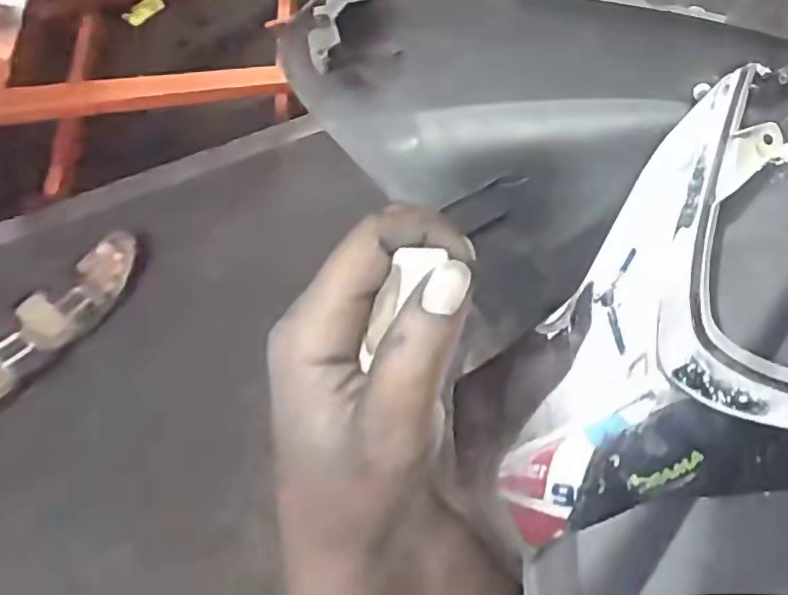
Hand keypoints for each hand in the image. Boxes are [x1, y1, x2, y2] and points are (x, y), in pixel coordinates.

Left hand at [268, 206, 516, 594]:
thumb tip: (455, 267)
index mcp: (309, 328)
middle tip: (478, 281)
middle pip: (388, 246)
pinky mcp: (388, 349)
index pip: (369, 239)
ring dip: (448, 271)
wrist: (367, 555)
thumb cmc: (364, 495)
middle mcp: (329, 320)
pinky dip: (451, 292)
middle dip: (439, 249)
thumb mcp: (391, 427)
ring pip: (407, 268)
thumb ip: (419, 346)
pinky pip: (422, 295)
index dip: (424, 232)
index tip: (471, 262)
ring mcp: (358, 334)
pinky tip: (470, 316)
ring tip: (478, 299)